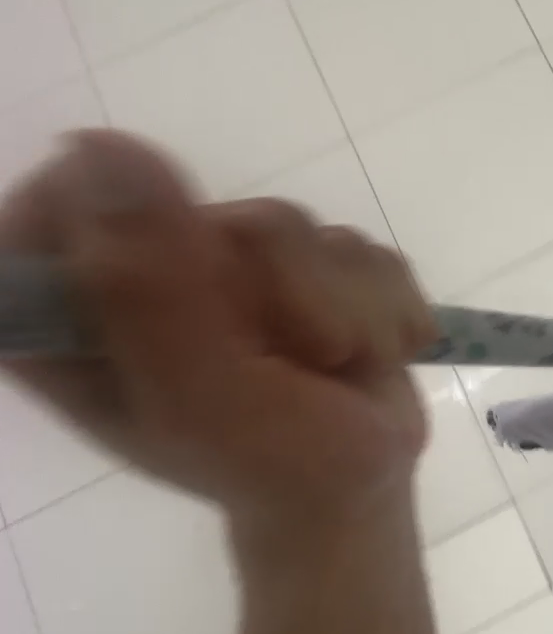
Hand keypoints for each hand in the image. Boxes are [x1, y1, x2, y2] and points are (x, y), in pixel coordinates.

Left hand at [0, 131, 436, 528]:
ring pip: (321, 234)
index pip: (89, 197)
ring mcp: (247, 267)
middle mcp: (157, 268)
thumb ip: (151, 286)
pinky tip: (376, 355)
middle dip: (300, 302)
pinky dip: (395, 313)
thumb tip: (109, 146)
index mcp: (76, 298)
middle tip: (302, 366)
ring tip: (341, 369)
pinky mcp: (327, 272)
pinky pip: (377, 256)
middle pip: (244, 219)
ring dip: (355, 316)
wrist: (360, 487)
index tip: (222, 314)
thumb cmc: (275, 462)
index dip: (173, 239)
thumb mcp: (201, 393)